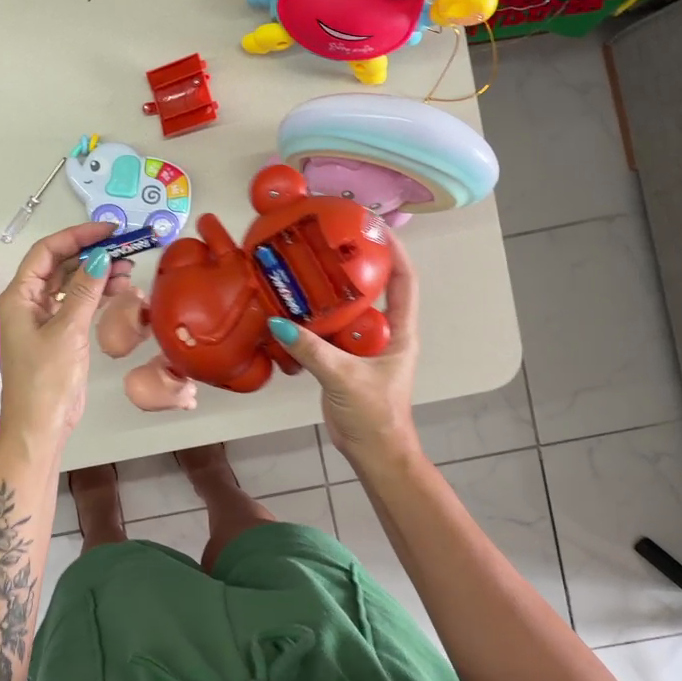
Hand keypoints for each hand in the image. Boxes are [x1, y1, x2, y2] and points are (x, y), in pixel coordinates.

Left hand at [0, 223, 133, 452]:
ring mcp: (43, 320)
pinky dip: (97, 296)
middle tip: (126, 250)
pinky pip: (77, 305)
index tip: (108, 231)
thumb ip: (85, 292)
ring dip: (97, 275)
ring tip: (129, 270)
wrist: (39, 427)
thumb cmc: (45, 381)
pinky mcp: (58, 336)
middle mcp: (28, 303)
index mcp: (20, 297)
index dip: (77, 236)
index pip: (46, 252)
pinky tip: (120, 290)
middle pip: (60, 266)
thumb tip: (101, 257)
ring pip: (71, 285)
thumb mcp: (67, 332)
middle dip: (91, 255)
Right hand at [265, 230, 421, 463]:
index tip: (373, 227)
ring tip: (302, 272)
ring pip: (345, 312)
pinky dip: (310, 322)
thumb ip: (311, 349)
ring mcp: (361, 349)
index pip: (403, 281)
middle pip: (370, 291)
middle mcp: (382, 334)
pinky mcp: (341, 362)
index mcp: (398, 332)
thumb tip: (278, 322)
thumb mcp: (344, 377)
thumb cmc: (374, 415)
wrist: (373, 452)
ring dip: (326, 295)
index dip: (393, 252)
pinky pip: (326, 333)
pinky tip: (289, 312)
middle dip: (351, 266)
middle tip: (325, 244)